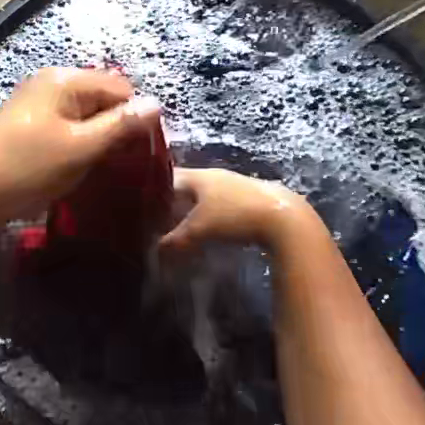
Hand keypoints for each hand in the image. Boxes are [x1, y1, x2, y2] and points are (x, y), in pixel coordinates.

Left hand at [0, 68, 161, 225]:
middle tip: (123, 165)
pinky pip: (67, 129)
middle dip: (116, 130)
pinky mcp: (28, 126)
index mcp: (65, 80)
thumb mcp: (80, 148)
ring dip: (97, 142)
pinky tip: (78, 170)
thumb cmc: (26, 169)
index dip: (136, 118)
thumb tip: (157, 103)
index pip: (121, 88)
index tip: (142, 153)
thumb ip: (120, 125)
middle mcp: (51, 83)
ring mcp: (37, 104)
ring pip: (85, 118)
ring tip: (101, 170)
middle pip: (103, 100)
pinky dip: (78, 147)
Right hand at [161, 168, 327, 254]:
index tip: (141, 205)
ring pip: (203, 194)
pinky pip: (218, 203)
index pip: (168, 176)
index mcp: (199, 175)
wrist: (283, 218)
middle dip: (171, 201)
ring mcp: (233, 184)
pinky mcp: (247, 197)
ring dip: (191, 208)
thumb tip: (155, 249)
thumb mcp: (199, 230)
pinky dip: (208, 214)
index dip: (153, 189)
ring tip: (179, 226)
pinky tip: (208, 229)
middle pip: (186, 185)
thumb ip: (175, 239)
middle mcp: (214, 175)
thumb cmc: (235, 217)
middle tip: (157, 219)